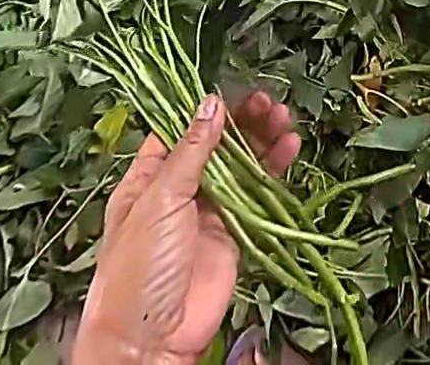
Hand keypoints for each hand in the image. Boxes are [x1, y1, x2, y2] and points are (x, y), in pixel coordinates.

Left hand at [76, 92, 300, 364]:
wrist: (153, 342)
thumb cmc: (139, 266)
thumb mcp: (160, 199)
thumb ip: (192, 150)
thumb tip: (212, 102)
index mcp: (151, 175)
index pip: (182, 128)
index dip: (209, 107)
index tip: (237, 88)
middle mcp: (182, 185)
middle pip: (218, 141)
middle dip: (243, 119)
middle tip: (267, 101)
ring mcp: (211, 206)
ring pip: (242, 161)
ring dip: (263, 137)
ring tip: (283, 116)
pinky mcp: (236, 227)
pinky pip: (259, 190)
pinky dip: (275, 166)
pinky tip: (290, 145)